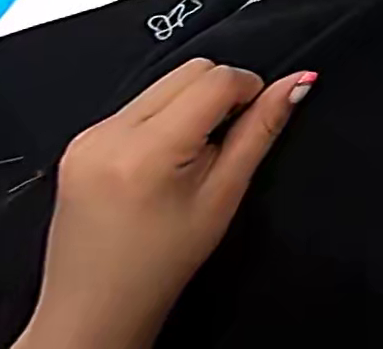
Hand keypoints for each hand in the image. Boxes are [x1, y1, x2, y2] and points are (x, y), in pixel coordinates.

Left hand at [13, 59, 315, 348]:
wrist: (92, 313)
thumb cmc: (165, 260)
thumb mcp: (227, 192)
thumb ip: (263, 127)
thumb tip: (301, 78)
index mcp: (147, 152)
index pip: (218, 79)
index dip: (249, 92)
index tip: (249, 125)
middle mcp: (109, 135)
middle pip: (194, 70)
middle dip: (222, 92)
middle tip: (223, 139)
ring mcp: (88, 136)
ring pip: (170, 79)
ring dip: (195, 100)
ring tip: (194, 149)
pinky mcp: (80, 139)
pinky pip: (144, 98)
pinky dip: (170, 112)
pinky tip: (167, 154)